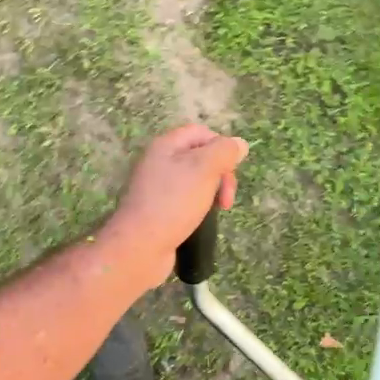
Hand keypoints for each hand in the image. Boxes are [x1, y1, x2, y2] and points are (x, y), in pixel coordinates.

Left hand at [101, 125, 248, 288]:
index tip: (231, 171)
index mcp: (166, 145)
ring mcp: (157, 186)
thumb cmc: (173, 202)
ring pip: (195, 180)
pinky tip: (201, 220)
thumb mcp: (203, 169)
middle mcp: (159, 161)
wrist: (140, 246)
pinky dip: (198, 206)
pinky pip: (185, 199)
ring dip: (211, 192)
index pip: (201, 132)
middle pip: (200, 156)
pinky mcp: (159, 209)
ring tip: (216, 211)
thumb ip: (224, 152)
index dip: (221, 147)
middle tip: (226, 200)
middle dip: (220, 174)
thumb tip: (239, 144)